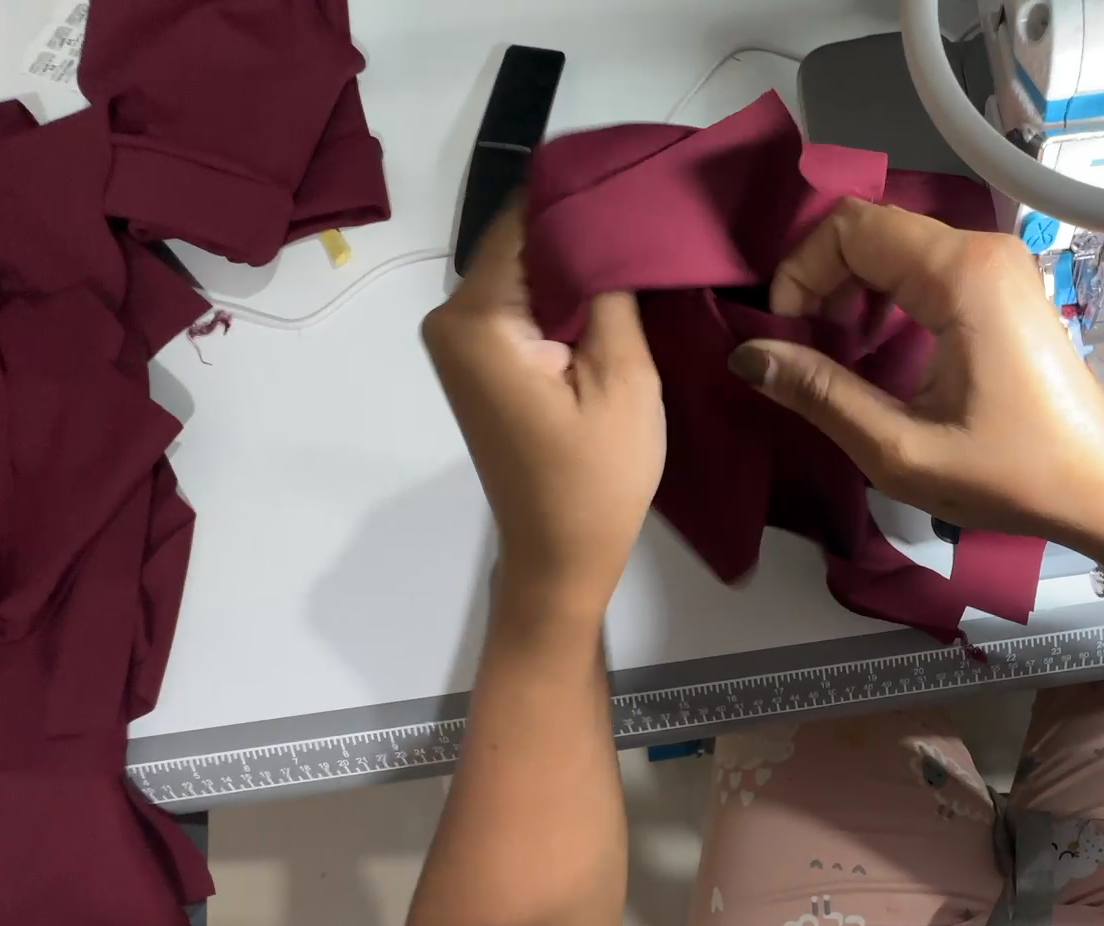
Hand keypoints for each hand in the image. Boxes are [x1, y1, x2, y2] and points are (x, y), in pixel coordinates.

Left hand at [422, 204, 664, 620]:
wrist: (562, 558)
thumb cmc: (598, 480)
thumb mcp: (626, 382)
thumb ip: (614, 296)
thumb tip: (612, 231)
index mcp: (478, 320)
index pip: (525, 221)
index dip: (583, 200)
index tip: (641, 190)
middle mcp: (451, 321)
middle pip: (521, 247)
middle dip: (583, 235)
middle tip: (652, 228)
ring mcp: (461, 346)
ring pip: (526, 278)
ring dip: (579, 271)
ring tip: (642, 263)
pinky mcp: (481, 367)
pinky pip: (525, 312)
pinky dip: (565, 304)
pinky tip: (612, 305)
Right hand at [729, 198, 1103, 601]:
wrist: (1098, 491)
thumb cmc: (1010, 476)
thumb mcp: (901, 450)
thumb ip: (821, 395)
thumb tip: (750, 356)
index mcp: (963, 275)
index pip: (852, 227)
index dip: (800, 272)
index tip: (785, 336)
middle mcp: (984, 250)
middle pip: (873, 229)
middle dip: (822, 280)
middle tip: (805, 347)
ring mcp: (1000, 266)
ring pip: (898, 248)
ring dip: (852, 290)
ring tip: (837, 352)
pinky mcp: (1005, 289)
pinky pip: (927, 270)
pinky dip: (887, 299)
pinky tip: (879, 348)